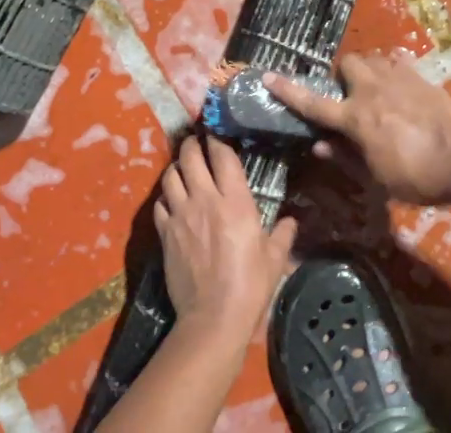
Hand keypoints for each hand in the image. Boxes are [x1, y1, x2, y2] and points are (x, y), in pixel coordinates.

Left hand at [155, 136, 296, 345]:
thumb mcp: (275, 259)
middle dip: (192, 144)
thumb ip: (283, 234)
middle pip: (190, 157)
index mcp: (234, 200)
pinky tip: (172, 201)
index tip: (218, 132)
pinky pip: (160, 204)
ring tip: (182, 168)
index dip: (219, 139)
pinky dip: (165, 197)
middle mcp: (204, 199)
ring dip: (176, 167)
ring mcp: (181, 215)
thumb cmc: (250, 285)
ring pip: (170, 176)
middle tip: (196, 142)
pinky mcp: (165, 234)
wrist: (213, 318)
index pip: (222, 155)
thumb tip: (290, 222)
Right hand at [266, 53, 450, 203]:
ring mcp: (399, 79)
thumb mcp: (376, 178)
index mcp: (355, 118)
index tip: (268, 76)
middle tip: (350, 94)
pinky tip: (402, 88)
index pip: (314, 103)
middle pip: (348, 64)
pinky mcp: (421, 78)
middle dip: (344, 74)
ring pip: (374, 59)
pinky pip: (400, 64)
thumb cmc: (416, 177)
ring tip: (377, 91)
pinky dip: (394, 72)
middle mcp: (372, 91)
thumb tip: (318, 143)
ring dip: (369, 71)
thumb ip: (345, 156)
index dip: (288, 91)